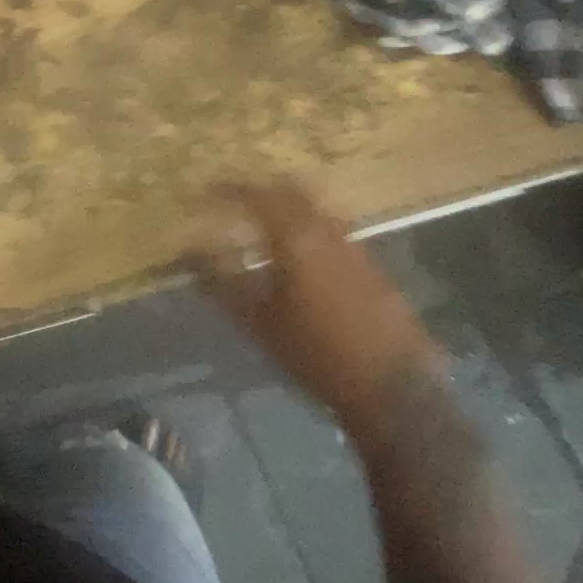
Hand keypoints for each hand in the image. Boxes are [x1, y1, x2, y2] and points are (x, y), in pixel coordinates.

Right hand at [191, 180, 442, 448]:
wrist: (393, 392)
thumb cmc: (314, 351)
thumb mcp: (255, 319)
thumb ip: (220, 280)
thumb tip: (189, 250)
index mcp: (297, 239)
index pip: (257, 197)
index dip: (228, 189)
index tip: (205, 189)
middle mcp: (331, 235)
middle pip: (295, 193)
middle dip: (263, 190)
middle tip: (236, 197)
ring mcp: (360, 252)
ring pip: (319, 212)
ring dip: (290, 210)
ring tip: (264, 224)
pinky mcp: (377, 272)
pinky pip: (336, 235)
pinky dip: (310, 232)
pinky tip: (300, 256)